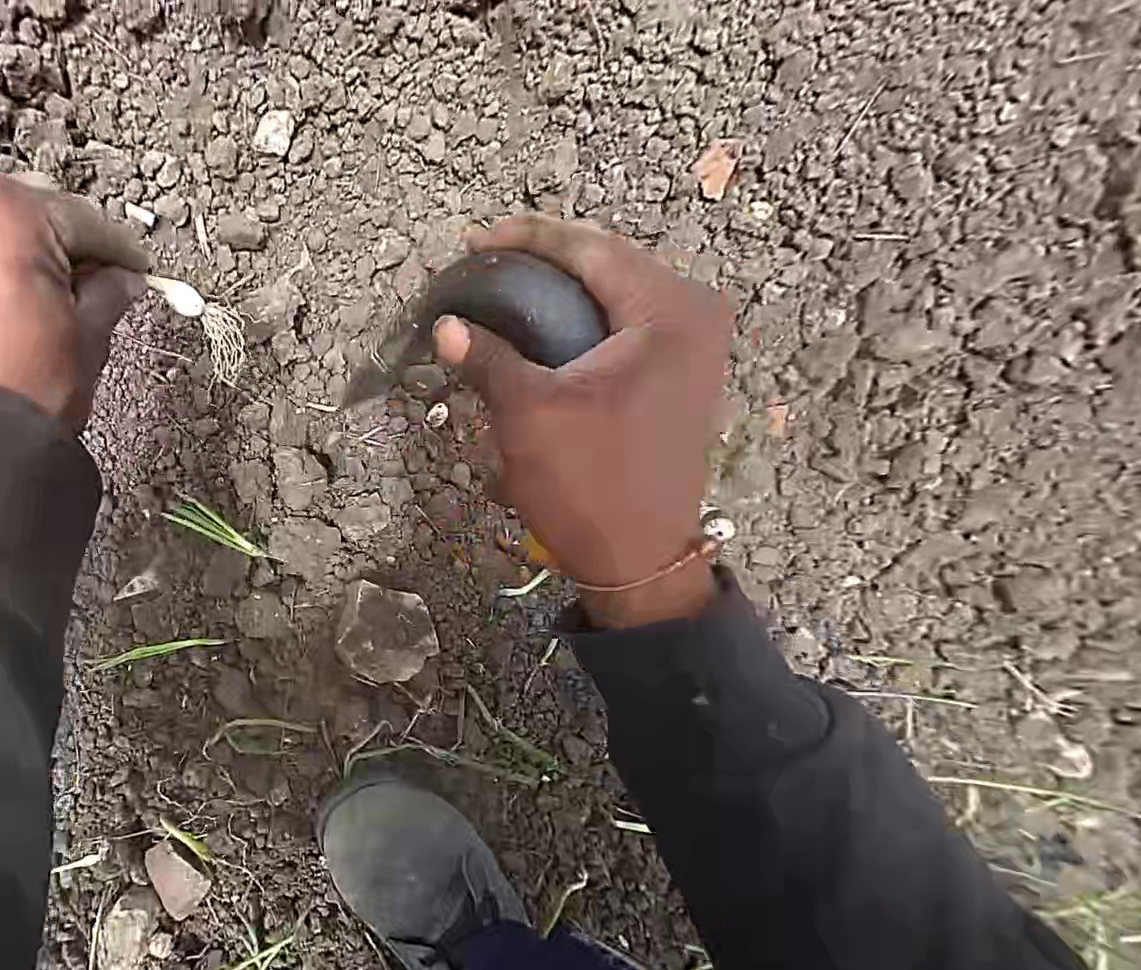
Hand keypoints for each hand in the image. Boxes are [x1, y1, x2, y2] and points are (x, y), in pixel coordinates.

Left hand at [0, 172, 149, 431]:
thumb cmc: (25, 383)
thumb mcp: (89, 333)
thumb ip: (110, 292)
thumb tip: (122, 279)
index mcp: (6, 208)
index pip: (85, 221)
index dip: (120, 251)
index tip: (138, 270)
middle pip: (35, 211)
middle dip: (69, 245)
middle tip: (100, 284)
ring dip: (27, 251)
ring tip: (56, 295)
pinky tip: (15, 297)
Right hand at [434, 216, 730, 627]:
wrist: (638, 560)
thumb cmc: (588, 483)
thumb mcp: (529, 415)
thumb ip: (488, 360)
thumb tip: (445, 326)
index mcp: (669, 312)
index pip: (590, 249)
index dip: (528, 239)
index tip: (476, 241)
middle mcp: (695, 318)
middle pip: (609, 267)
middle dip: (546, 262)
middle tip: (489, 266)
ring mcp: (694, 351)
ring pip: (617, 298)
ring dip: (564, 293)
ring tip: (510, 293)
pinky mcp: (681, 380)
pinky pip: (626, 330)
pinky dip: (583, 324)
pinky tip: (547, 332)